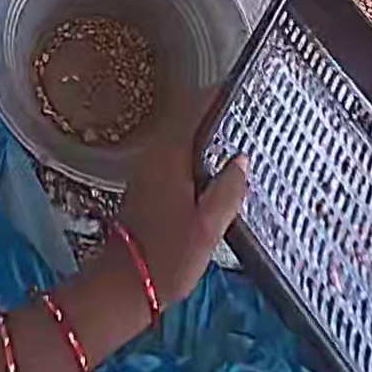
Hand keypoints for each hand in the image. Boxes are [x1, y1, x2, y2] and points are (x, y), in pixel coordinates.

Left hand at [110, 91, 246, 306]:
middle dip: (214, 116)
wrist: (125, 284)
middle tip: (246, 114)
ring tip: (238, 139)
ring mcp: (149, 171)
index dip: (214, 96)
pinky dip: (197, 157)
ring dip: (206, 138)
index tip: (237, 87)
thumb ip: (227, 189)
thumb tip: (241, 158)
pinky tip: (216, 171)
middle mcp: (156, 156)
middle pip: (187, 123)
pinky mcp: (148, 187)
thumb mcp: (208, 226)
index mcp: (170, 156)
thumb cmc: (168, 255)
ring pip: (183, 143)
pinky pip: (178, 160)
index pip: (193, 112)